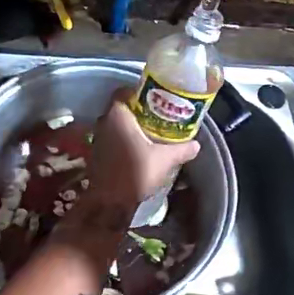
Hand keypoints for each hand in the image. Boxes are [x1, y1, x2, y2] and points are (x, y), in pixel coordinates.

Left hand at [82, 94, 199, 209]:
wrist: (109, 202)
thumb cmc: (135, 173)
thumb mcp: (165, 160)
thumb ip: (181, 149)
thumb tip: (196, 145)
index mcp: (118, 116)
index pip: (123, 92)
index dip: (137, 92)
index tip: (154, 97)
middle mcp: (104, 123)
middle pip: (121, 108)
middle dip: (138, 110)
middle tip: (158, 114)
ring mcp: (98, 139)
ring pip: (116, 124)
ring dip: (131, 126)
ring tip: (152, 131)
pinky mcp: (97, 153)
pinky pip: (112, 138)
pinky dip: (124, 139)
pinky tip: (140, 148)